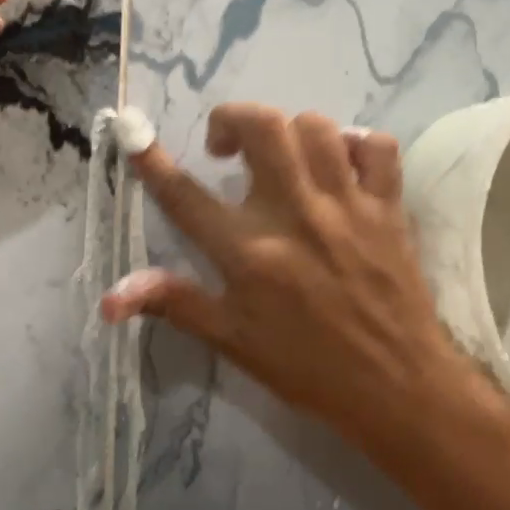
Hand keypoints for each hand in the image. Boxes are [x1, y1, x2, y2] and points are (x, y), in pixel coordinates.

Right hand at [103, 103, 485, 451]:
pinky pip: (376, 147)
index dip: (150, 159)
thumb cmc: (306, 367)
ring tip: (281, 158)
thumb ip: (173, 303)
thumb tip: (109, 298)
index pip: (184, 194)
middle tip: (225, 148)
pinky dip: (355, 143)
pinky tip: (339, 165)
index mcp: (248, 251)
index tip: (130, 129)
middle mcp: (294, 215)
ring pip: (315, 127)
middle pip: (260, 127)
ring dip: (288, 131)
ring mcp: (346, 207)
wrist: (399, 390)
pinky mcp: (388, 209)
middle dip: (232, 119)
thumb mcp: (231, 341)